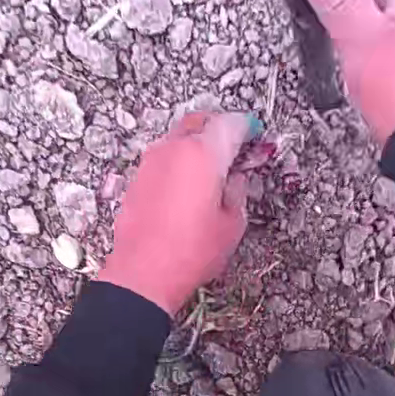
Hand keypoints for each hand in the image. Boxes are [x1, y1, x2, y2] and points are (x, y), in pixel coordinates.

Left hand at [96, 112, 252, 315]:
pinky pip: (164, 158)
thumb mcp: (232, 224)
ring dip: (198, 145)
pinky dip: (180, 163)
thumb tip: (236, 178)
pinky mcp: (138, 178)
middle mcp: (174, 149)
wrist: (144, 273)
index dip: (248, 128)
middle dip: (220, 129)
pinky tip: (190, 187)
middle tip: (236, 148)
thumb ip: (238, 191)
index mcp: (203, 154)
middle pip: (201, 122)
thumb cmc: (191, 252)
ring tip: (213, 171)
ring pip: (179, 138)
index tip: (256, 136)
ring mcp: (151, 161)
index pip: (231, 123)